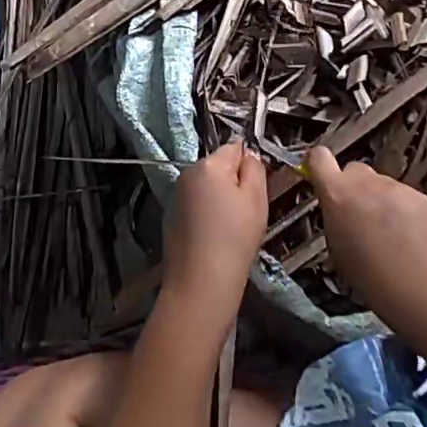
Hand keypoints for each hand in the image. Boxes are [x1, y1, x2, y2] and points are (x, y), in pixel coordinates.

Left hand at [163, 141, 267, 302]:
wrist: (201, 280)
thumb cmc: (235, 236)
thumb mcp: (256, 199)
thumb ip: (255, 169)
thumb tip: (248, 155)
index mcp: (209, 164)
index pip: (234, 147)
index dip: (249, 164)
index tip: (255, 189)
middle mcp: (187, 172)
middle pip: (218, 166)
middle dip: (233, 181)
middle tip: (246, 210)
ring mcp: (176, 194)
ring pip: (206, 187)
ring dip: (219, 198)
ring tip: (231, 227)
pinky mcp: (170, 215)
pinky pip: (195, 205)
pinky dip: (205, 214)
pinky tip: (213, 236)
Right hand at [306, 146, 426, 337]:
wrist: (420, 289)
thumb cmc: (368, 275)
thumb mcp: (336, 243)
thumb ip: (334, 213)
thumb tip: (338, 204)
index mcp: (337, 193)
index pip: (319, 157)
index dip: (318, 163)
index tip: (321, 174)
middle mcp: (366, 182)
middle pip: (355, 170)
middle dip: (355, 187)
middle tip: (361, 214)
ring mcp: (397, 187)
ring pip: (383, 185)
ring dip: (382, 200)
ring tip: (391, 233)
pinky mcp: (422, 197)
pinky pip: (407, 197)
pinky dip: (406, 211)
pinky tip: (411, 237)